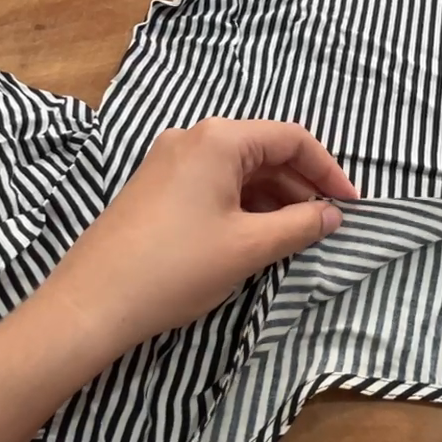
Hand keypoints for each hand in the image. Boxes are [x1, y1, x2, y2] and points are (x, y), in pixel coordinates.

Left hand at [38, 119, 358, 354]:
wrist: (91, 303)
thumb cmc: (176, 267)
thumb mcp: (249, 247)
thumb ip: (300, 225)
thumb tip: (332, 214)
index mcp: (218, 139)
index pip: (291, 138)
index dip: (328, 170)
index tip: (351, 206)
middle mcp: (193, 138)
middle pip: (264, 151)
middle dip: (300, 185)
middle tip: (326, 224)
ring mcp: (169, 161)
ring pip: (238, 170)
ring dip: (272, 197)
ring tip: (294, 235)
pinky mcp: (156, 186)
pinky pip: (213, 184)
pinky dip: (242, 204)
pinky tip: (254, 235)